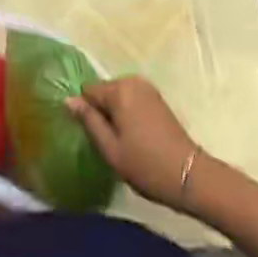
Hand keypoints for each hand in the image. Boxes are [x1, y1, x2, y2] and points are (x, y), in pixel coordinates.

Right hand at [66, 76, 200, 209]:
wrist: (189, 175)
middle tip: (110, 141)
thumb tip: (68, 99)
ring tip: (123, 140)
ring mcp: (148, 88)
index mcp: (119, 90)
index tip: (94, 135)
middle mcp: (133, 81)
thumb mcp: (110, 148)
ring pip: (117, 95)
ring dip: (115, 113)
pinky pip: (131, 99)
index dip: (87, 113)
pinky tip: (135, 135)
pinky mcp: (157, 98)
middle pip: (103, 91)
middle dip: (102, 111)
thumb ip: (88, 120)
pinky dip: (128, 113)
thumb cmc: (145, 164)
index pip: (88, 90)